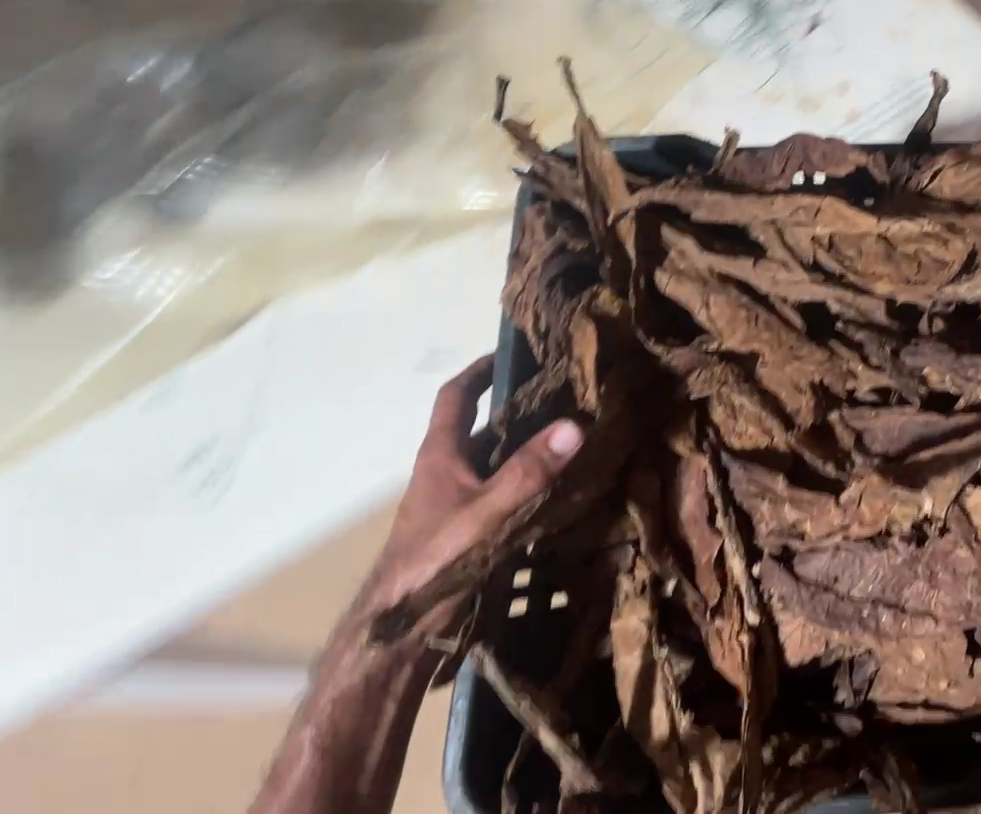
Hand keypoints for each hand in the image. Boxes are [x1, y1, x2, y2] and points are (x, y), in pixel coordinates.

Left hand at [359, 354, 584, 638]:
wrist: (397, 635)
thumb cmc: (433, 562)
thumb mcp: (486, 512)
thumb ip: (529, 471)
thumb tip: (576, 424)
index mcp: (440, 456)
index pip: (455, 397)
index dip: (481, 370)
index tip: (514, 352)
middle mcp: (446, 472)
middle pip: (481, 425)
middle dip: (519, 405)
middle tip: (567, 392)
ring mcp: (455, 503)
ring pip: (494, 459)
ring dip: (527, 444)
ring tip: (575, 433)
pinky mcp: (467, 530)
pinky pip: (503, 489)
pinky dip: (530, 480)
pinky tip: (562, 486)